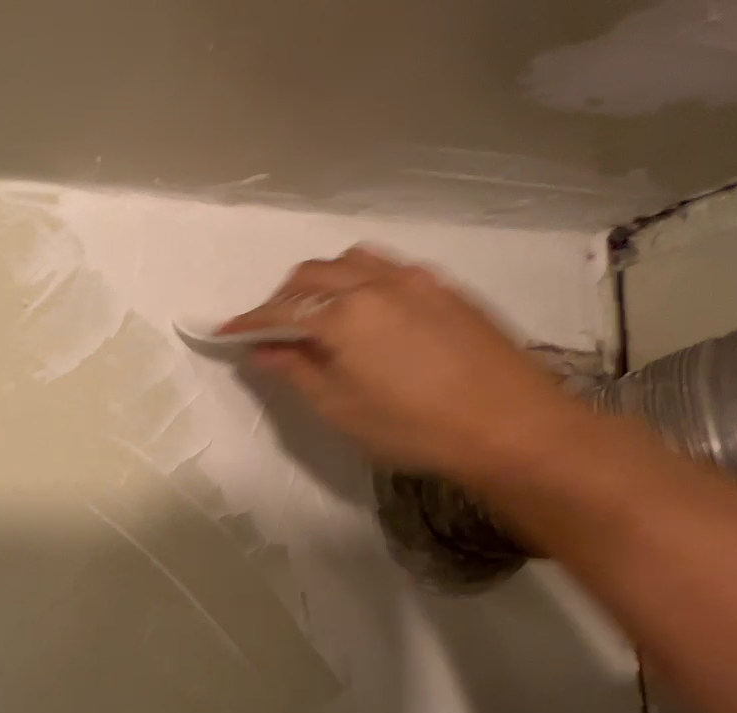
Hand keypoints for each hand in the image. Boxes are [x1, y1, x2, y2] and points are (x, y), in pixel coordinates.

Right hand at [220, 245, 587, 481]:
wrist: (512, 426)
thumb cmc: (412, 426)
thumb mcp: (339, 408)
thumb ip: (296, 370)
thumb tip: (264, 349)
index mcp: (343, 314)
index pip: (279, 310)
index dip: (247, 323)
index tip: (224, 334)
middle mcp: (376, 284)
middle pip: (312, 274)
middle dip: (282, 298)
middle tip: (273, 333)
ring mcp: (417, 281)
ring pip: (353, 261)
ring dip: (323, 281)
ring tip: (318, 316)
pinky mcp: (448, 289)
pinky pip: (389, 268)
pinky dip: (361, 281)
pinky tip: (367, 314)